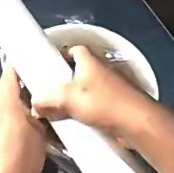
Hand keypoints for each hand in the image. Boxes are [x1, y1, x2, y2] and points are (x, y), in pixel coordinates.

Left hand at [0, 68, 47, 172]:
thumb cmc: (24, 161)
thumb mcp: (40, 137)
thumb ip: (35, 116)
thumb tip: (33, 108)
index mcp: (6, 106)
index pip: (8, 78)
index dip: (15, 70)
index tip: (20, 65)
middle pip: (0, 97)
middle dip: (11, 101)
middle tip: (26, 111)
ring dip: (2, 119)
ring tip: (15, 134)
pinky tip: (2, 150)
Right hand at [30, 45, 160, 142]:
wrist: (138, 122)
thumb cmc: (102, 103)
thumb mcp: (67, 99)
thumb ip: (47, 100)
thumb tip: (35, 105)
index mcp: (89, 60)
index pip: (73, 49)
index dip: (60, 56)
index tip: (49, 69)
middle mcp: (103, 68)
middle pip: (80, 70)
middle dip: (66, 81)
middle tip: (52, 93)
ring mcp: (114, 85)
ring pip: (89, 87)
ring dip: (78, 97)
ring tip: (62, 111)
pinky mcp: (120, 102)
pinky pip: (99, 102)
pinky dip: (89, 110)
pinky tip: (80, 122)